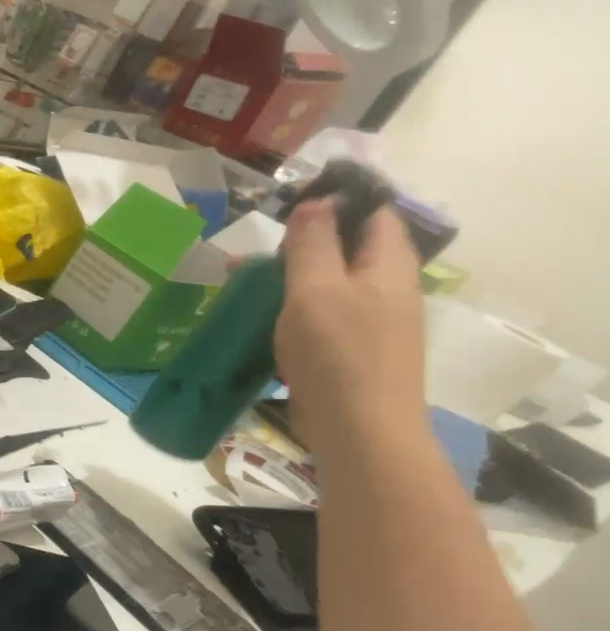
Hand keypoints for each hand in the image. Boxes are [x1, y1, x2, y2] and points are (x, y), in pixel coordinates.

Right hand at [275, 198, 425, 453]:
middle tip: (251, 250)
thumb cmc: (338, 355)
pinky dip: (290, 309)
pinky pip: (320, 315)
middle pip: (348, 248)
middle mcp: (388, 288)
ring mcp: (372, 322)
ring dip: (289, 278)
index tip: (288, 202)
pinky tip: (259, 321)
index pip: (374, 213)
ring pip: (329, 284)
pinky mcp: (352, 350)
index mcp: (388, 266)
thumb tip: (316, 202)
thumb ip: (313, 245)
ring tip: (241, 283)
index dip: (337, 200)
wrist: (361, 431)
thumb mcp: (316, 291)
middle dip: (301, 243)